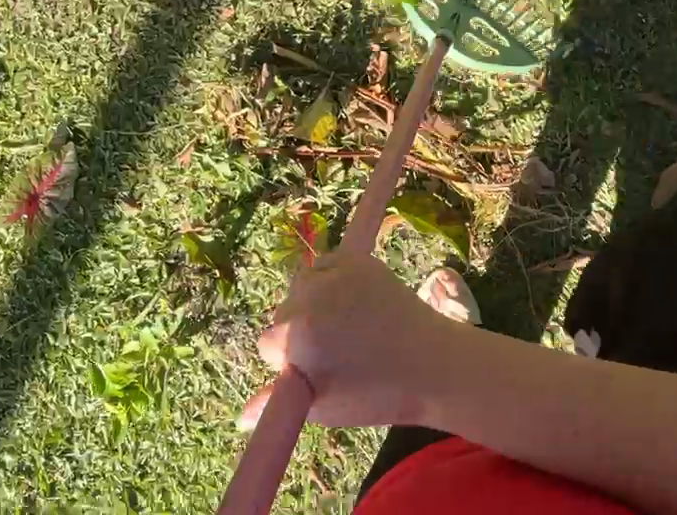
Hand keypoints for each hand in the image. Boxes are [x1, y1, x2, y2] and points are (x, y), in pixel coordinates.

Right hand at [238, 251, 463, 429]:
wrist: (435, 363)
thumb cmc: (379, 394)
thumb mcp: (325, 406)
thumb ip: (278, 403)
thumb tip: (241, 417)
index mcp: (300, 333)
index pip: (268, 343)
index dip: (289, 360)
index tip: (318, 369)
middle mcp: (312, 295)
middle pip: (283, 311)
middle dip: (299, 329)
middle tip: (334, 349)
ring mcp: (336, 272)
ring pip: (301, 285)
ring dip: (312, 302)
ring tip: (344, 324)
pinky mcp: (356, 258)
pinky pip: (324, 264)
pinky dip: (330, 279)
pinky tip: (351, 301)